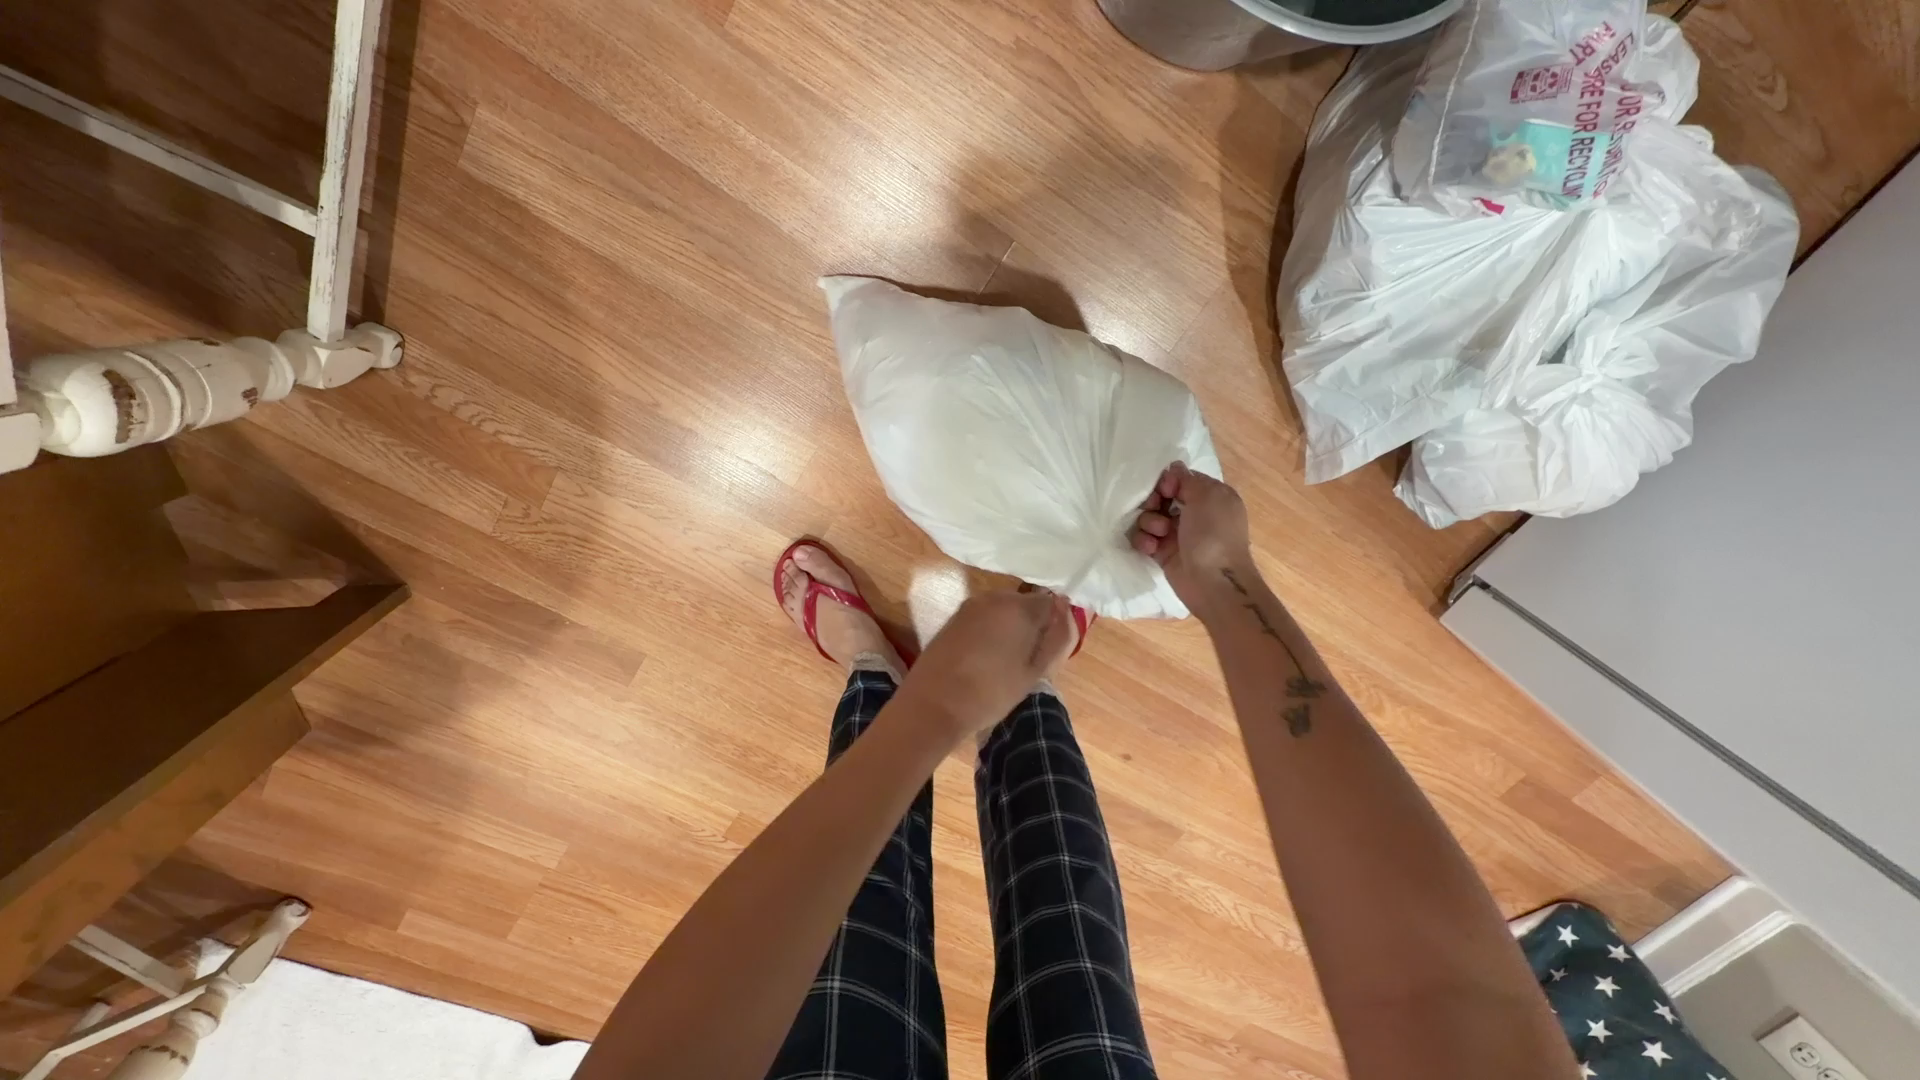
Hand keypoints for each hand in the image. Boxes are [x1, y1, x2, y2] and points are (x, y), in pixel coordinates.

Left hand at [895, 588, 1075, 739]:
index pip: (1052, 602)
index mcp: (1019, 607)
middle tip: (1028, 662)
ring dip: (1011, 629)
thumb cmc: (990, 693)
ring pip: (1004, 611)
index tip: (1048, 653)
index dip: (1055, 626)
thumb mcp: (1035, 672)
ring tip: (1005, 664)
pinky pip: (984, 618)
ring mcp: (970, 606)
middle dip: (1032, 626)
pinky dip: (990, 633)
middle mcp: (994, 597)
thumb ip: (1058, 638)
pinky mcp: (953, 619)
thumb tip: (1067, 610)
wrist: (931, 705)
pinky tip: (984, 660)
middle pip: (1026, 604)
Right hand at [1130, 462, 1251, 604]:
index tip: (1165, 490)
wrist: (1214, 583)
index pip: (1180, 479)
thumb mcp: (1207, 496)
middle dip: (1153, 502)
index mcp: (1210, 496)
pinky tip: (1151, 549)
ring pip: (1149, 517)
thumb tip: (1174, 468)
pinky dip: (1144, 542)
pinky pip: (1145, 539)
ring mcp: (1178, 534)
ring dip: (1148, 523)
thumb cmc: (1214, 535)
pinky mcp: (1164, 553)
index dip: (1167, 482)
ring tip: (1159, 534)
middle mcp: (1195, 513)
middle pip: (1160, 497)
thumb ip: (1186, 479)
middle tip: (1155, 508)